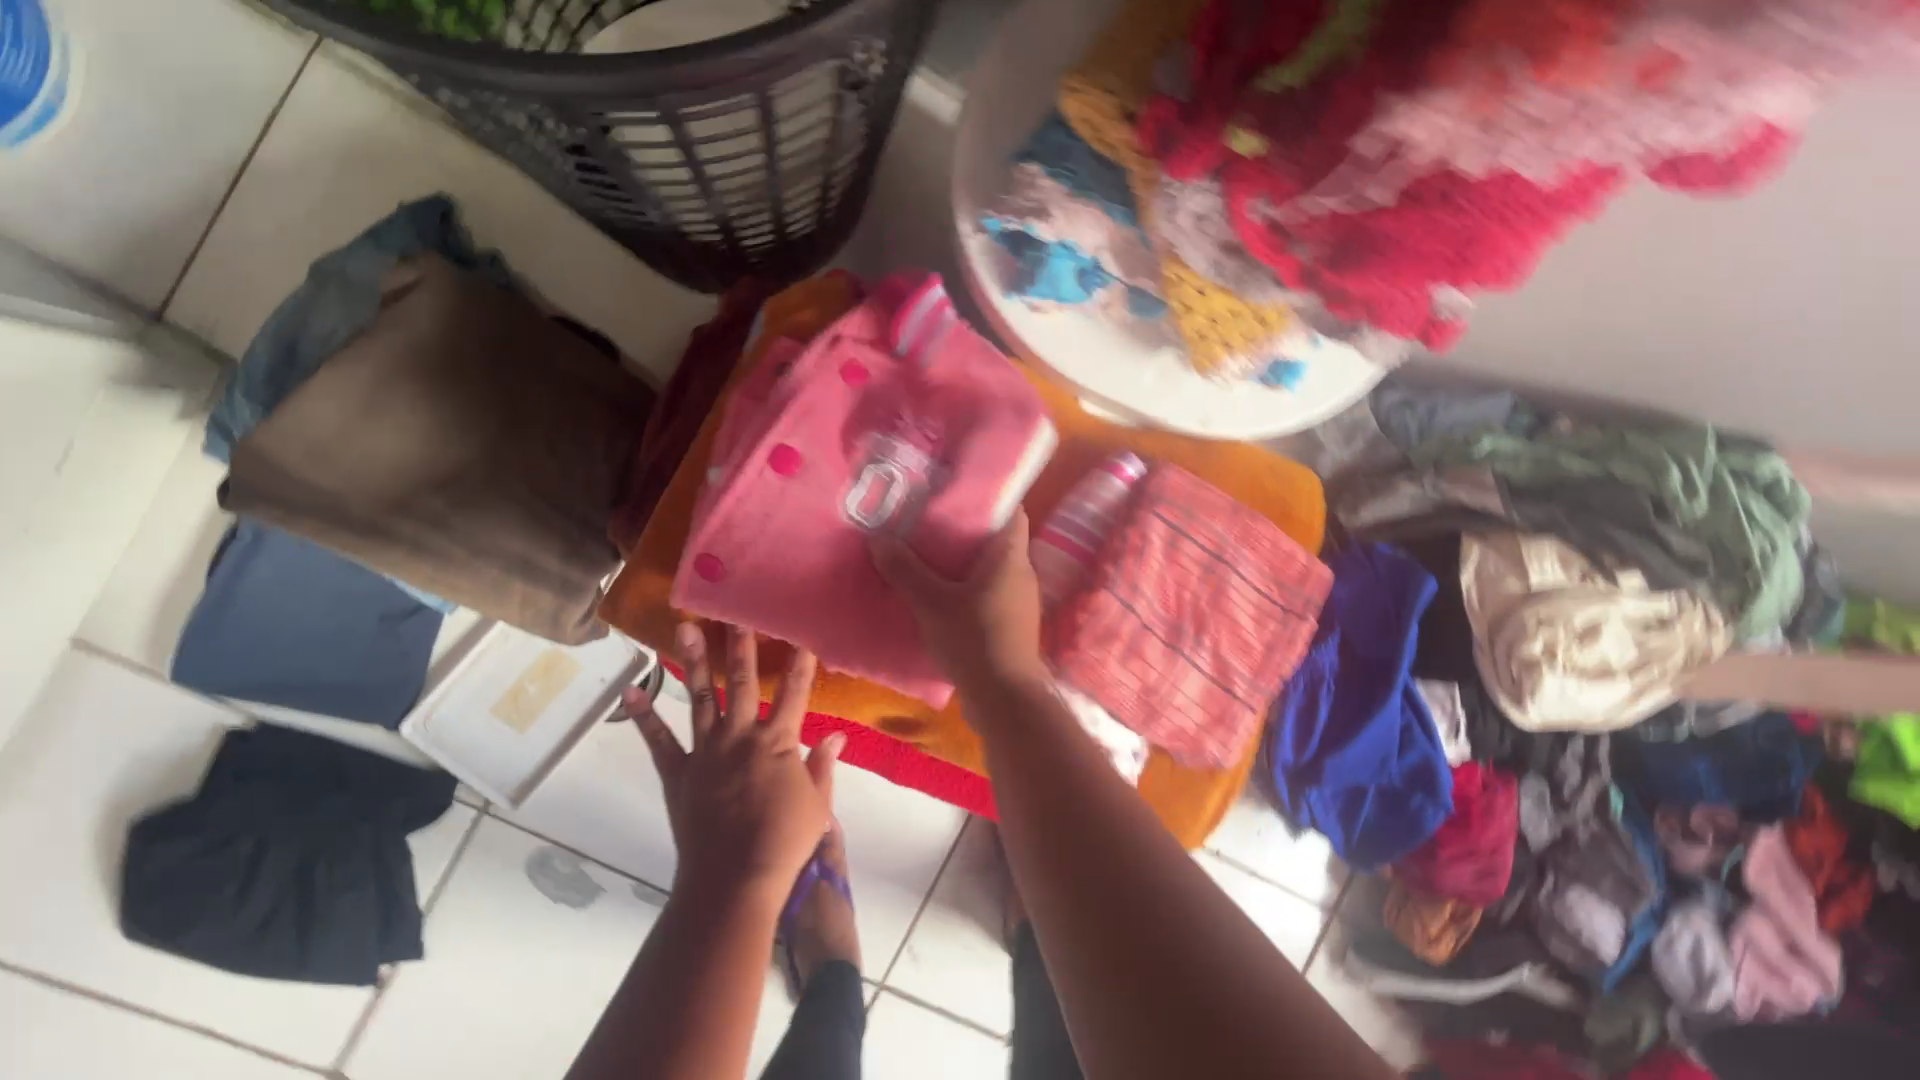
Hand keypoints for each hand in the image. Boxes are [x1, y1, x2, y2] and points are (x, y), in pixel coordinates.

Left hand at [624, 622, 842, 901]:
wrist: (735, 878)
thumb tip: (836, 736)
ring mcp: (706, 751)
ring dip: (694, 661)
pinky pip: (658, 740)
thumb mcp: (819, 806)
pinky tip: (632, 690)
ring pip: (700, 697)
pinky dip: (644, 716)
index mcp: (778, 743)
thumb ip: (823, 767)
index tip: (801, 635)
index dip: (801, 664)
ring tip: (686, 628)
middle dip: (742, 645)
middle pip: (743, 682)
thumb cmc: (784, 843)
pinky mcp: (678, 772)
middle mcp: (741, 736)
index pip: (795, 693)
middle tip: (735, 612)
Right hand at [870, 508, 1048, 692]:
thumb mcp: (932, 603)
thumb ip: (906, 570)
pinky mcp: (1012, 626)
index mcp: (1011, 557)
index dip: (989, 497)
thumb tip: (878, 539)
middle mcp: (1022, 573)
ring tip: (930, 556)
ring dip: (966, 564)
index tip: (958, 491)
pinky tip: (941, 596)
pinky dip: (968, 590)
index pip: (1011, 511)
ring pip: (992, 570)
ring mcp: (1020, 602)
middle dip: (967, 531)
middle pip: (997, 540)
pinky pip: (989, 595)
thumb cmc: (975, 639)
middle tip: (931, 522)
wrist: (1004, 699)